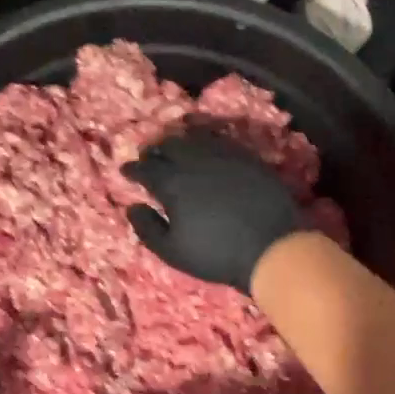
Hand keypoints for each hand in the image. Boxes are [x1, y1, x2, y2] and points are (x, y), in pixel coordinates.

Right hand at [124, 128, 304, 292]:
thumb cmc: (215, 255)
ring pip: (194, 138)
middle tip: (148, 155)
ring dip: (179, 141)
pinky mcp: (247, 158)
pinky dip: (206, 142)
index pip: (145, 169)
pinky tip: (206, 150)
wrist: (269, 247)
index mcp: (172, 184)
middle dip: (154, 150)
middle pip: (168, 146)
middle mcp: (195, 162)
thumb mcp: (172, 252)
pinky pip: (220, 141)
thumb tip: (133, 207)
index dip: (132, 169)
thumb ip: (147, 229)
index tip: (125, 171)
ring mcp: (224, 156)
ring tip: (174, 147)